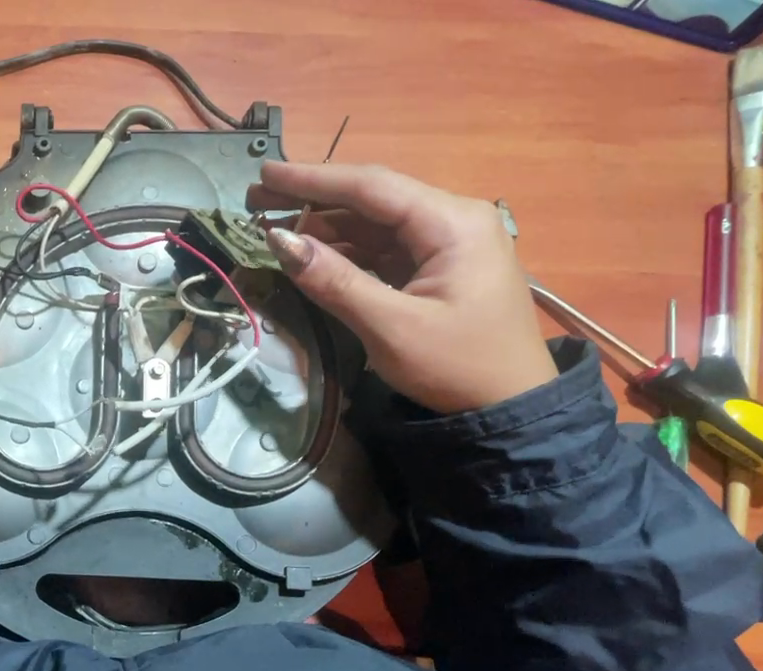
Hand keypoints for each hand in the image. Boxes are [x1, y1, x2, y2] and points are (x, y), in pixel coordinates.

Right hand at [247, 163, 556, 414]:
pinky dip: (341, 250)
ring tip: (271, 225)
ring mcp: (444, 244)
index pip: (372, 188)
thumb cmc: (455, 365)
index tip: (265, 174)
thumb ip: (335, 281)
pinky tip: (309, 253)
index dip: (314, 179)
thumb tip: (280, 242)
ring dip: (322, 225)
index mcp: (451, 223)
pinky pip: (380, 248)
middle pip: (371, 199)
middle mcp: (451, 220)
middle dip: (312, 198)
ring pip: (372, 223)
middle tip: (256, 199)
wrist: (506, 406)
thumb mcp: (390, 327)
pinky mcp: (434, 268)